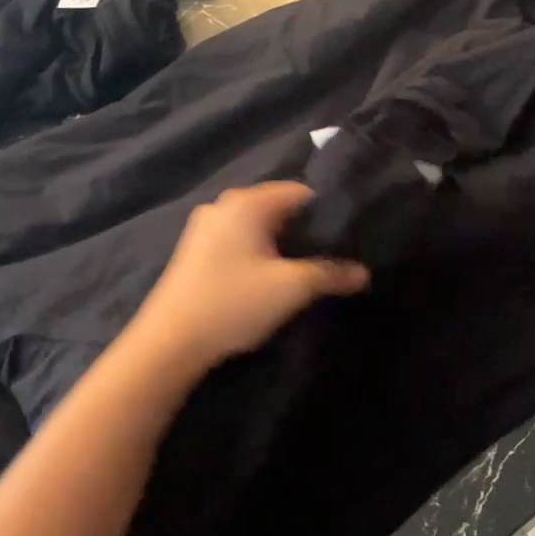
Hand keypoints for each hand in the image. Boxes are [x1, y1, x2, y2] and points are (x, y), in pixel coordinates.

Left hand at [128, 182, 369, 368]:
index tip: (351, 239)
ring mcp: (206, 228)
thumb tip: (364, 272)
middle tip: (336, 256)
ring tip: (309, 271)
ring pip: (260, 228)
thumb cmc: (233, 302)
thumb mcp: (293, 288)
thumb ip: (332, 274)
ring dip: (284, 246)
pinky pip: (241, 242)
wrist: (170, 343)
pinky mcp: (196, 252)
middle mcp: (225, 205)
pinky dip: (261, 254)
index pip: (303, 193)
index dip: (329, 214)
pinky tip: (273, 280)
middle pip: (281, 209)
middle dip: (308, 232)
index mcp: (248, 202)